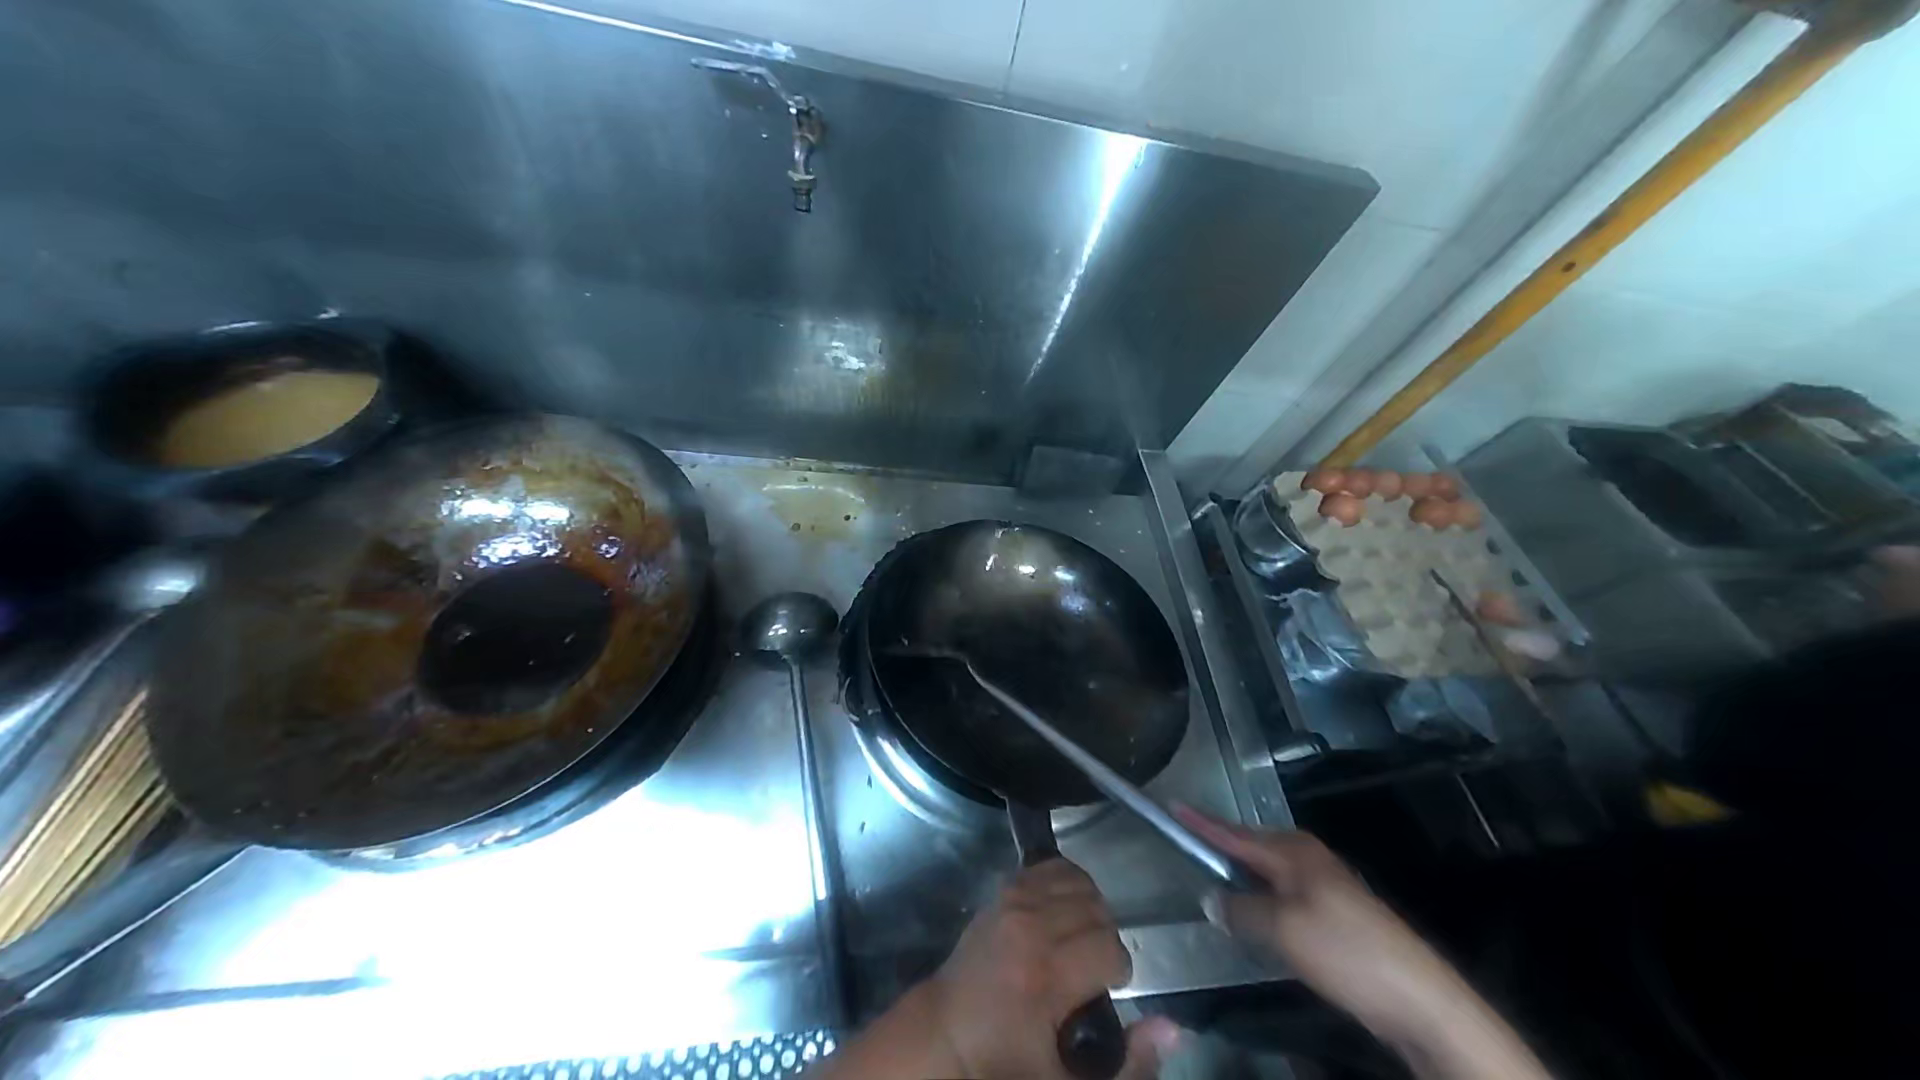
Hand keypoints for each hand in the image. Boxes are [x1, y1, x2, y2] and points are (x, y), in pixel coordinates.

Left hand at [921, 858, 1176, 1078]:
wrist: (946, 1031)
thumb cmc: (1005, 1059)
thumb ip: (1127, 1065)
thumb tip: (1173, 1027)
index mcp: (1045, 975)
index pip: (1110, 947)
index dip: (1119, 971)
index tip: (1104, 991)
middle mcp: (1029, 927)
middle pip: (1097, 909)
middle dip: (1105, 938)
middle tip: (1091, 968)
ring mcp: (1012, 902)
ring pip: (1077, 880)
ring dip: (1088, 908)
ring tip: (1078, 938)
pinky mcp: (1002, 892)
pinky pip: (1048, 867)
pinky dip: (1065, 882)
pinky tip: (1062, 911)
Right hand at [1177, 808, 1454, 1038]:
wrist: (1420, 999)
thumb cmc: (1344, 950)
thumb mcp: (1281, 929)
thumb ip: (1239, 909)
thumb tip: (1211, 897)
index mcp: (1291, 850)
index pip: (1232, 832)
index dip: (1200, 822)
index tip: (1171, 805)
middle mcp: (1307, 857)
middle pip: (1250, 846)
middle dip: (1219, 846)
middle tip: (1185, 844)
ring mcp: (1324, 883)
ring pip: (1266, 871)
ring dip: (1240, 876)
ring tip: (1211, 879)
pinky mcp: (1334, 910)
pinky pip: (1282, 892)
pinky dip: (1261, 896)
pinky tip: (1253, 914)